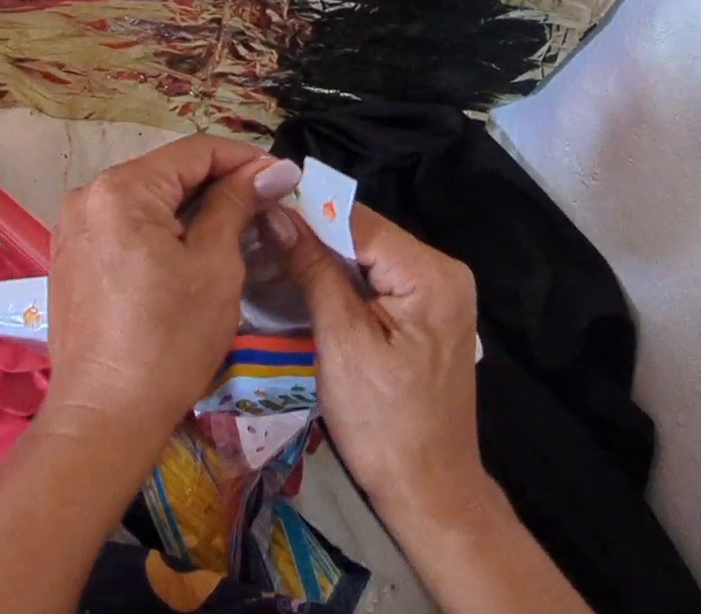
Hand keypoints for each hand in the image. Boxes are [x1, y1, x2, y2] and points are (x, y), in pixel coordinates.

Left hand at [41, 135, 302, 443]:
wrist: (105, 417)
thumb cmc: (169, 340)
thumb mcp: (215, 265)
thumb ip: (236, 204)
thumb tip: (270, 168)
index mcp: (121, 190)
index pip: (194, 151)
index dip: (245, 159)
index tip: (284, 177)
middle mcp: (88, 197)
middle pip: (168, 172)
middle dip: (221, 183)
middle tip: (267, 203)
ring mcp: (74, 228)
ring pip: (149, 198)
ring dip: (194, 206)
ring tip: (240, 224)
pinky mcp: (73, 257)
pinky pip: (127, 225)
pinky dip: (165, 228)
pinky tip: (195, 247)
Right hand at [281, 204, 492, 519]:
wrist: (428, 491)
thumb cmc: (383, 423)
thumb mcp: (341, 342)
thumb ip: (312, 270)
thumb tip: (275, 214)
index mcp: (431, 273)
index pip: (358, 221)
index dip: (306, 213)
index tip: (255, 209)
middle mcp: (444, 270)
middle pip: (366, 235)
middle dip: (313, 236)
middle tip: (256, 237)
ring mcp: (440, 291)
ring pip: (369, 255)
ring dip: (324, 257)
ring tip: (271, 256)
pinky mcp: (428, 311)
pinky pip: (379, 279)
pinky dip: (344, 280)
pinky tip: (306, 283)